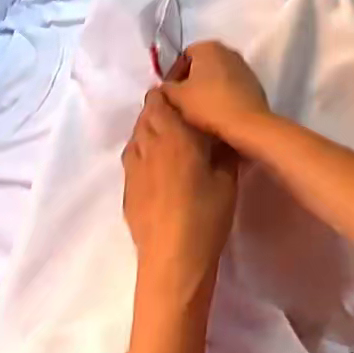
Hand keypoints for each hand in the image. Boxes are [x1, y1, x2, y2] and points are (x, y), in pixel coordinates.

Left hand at [122, 87, 238, 296]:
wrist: (172, 259)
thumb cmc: (206, 214)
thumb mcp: (227, 178)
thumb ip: (222, 149)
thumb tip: (222, 133)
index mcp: (172, 133)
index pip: (160, 96)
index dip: (171, 93)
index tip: (187, 98)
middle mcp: (147, 142)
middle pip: (147, 112)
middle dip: (162, 110)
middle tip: (184, 121)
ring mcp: (132, 165)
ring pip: (138, 134)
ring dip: (151, 130)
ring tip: (172, 144)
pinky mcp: (126, 187)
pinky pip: (133, 157)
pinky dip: (144, 153)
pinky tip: (160, 170)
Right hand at [161, 41, 271, 144]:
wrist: (248, 125)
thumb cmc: (209, 105)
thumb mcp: (177, 97)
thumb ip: (165, 87)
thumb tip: (163, 86)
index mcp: (207, 47)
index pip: (183, 57)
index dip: (173, 75)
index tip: (169, 93)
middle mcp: (227, 50)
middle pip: (201, 64)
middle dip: (190, 80)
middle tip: (181, 101)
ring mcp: (243, 66)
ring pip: (217, 75)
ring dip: (206, 87)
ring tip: (198, 109)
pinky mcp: (254, 82)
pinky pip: (231, 85)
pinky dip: (221, 94)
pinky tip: (216, 111)